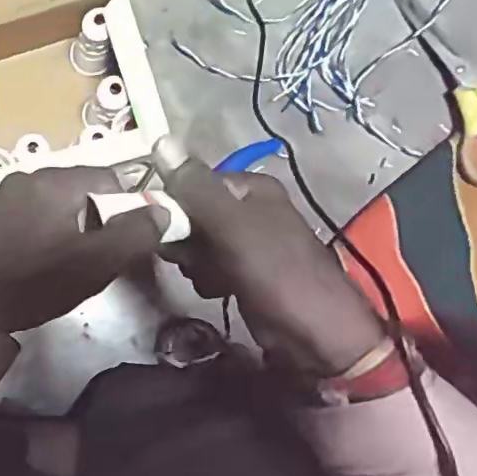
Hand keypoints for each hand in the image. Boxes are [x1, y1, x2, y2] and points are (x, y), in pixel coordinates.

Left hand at [0, 167, 165, 332]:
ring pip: (58, 202)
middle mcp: (29, 176)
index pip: (110, 178)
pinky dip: (48, 229)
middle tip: (99, 254)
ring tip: (72, 259)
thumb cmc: (37, 281)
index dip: (127, 208)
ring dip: (73, 224)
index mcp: (55, 179)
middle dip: (99, 217)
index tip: (126, 241)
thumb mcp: (96, 262)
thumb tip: (163, 211)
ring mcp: (6, 194)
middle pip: (83, 188)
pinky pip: (35, 212)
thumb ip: (136, 233)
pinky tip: (44, 258)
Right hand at [157, 143, 384, 377]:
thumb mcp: (232, 226)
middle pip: (190, 216)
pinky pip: (206, 266)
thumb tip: (161, 140)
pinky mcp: (242, 271)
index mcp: (250, 188)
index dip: (174, 208)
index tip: (167, 232)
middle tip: (197, 260)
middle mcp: (247, 209)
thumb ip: (196, 188)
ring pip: (194, 245)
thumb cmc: (276, 273)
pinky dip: (207, 279)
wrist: (315, 334)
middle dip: (186, 241)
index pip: (191, 184)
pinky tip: (220, 290)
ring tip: (215, 278)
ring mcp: (245, 242)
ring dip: (196, 264)